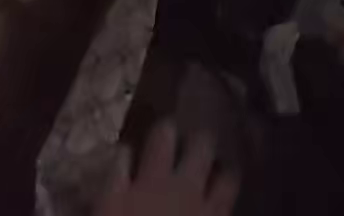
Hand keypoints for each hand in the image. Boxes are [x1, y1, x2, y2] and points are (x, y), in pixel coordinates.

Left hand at [97, 120, 239, 215]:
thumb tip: (216, 215)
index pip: (228, 180)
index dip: (226, 174)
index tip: (222, 172)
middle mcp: (186, 190)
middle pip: (202, 145)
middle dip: (200, 141)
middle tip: (195, 146)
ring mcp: (149, 184)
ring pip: (164, 135)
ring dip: (164, 135)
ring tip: (164, 136)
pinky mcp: (115, 190)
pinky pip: (122, 157)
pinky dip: (124, 156)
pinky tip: (124, 157)